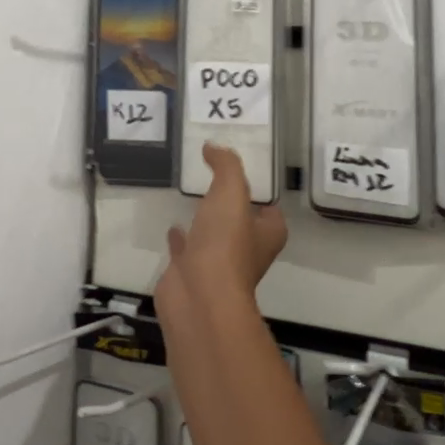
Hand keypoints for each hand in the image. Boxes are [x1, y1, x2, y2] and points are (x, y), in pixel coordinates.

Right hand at [157, 143, 287, 311]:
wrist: (198, 296)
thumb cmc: (225, 244)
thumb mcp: (231, 192)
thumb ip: (225, 165)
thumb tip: (213, 147)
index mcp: (266, 235)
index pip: (271, 212)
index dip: (262, 195)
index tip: (244, 174)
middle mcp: (247, 252)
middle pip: (244, 225)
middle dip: (233, 208)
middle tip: (215, 181)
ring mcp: (218, 266)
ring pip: (215, 238)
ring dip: (207, 222)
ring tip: (194, 197)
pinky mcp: (191, 274)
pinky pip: (187, 250)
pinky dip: (181, 238)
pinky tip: (173, 225)